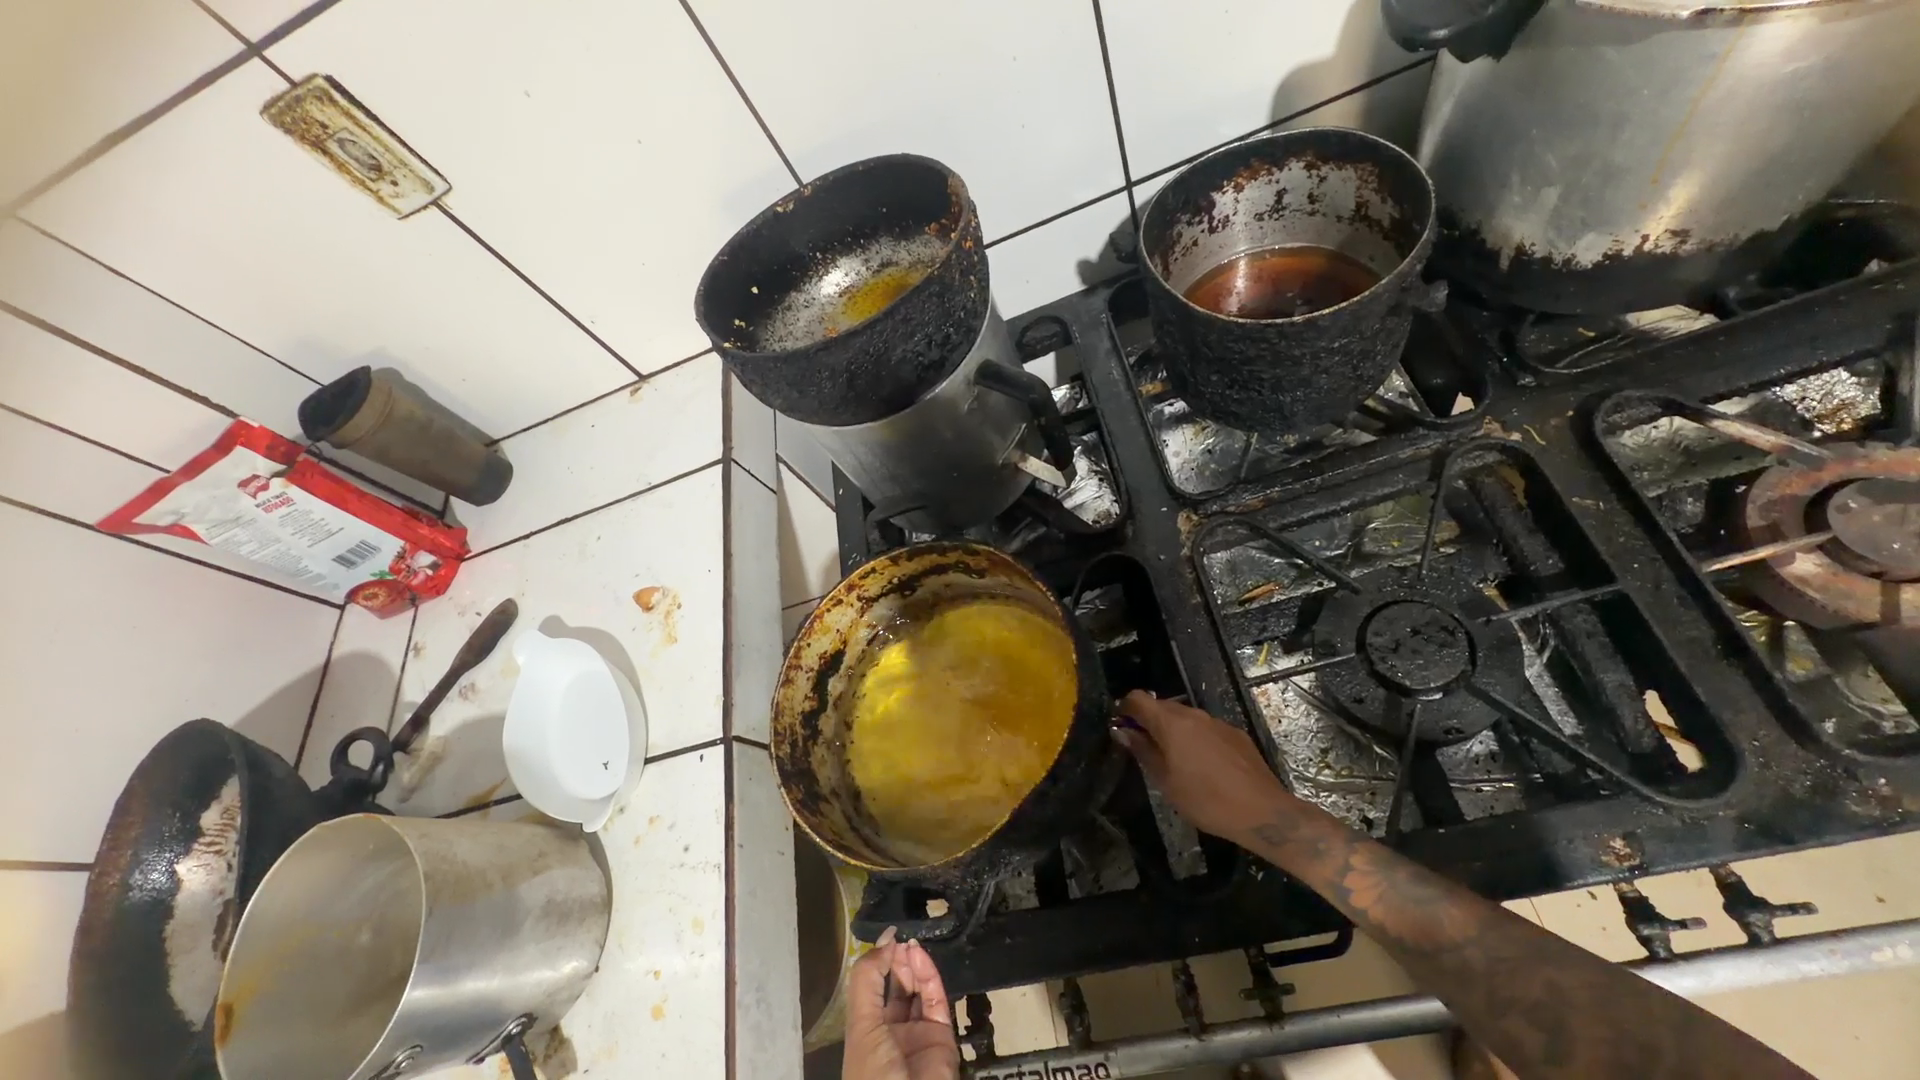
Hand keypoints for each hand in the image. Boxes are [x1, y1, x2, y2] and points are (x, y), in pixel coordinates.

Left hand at [842, 929, 958, 1079]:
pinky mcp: (943, 1036)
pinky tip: (920, 956)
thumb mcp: (861, 1024)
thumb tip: (885, 940)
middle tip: (900, 940)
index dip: (878, 963)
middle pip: (897, 988)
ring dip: (914, 966)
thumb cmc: (872, 1070)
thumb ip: (868, 979)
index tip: (886, 936)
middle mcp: (892, 1032)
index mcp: (867, 1032)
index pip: (873, 990)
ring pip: (918, 992)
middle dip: (898, 962)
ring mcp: (919, 1034)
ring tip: (910, 943)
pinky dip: (930, 977)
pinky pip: (936, 1001)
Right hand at [1113, 690, 1291, 841]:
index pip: (1138, 698)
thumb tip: (1123, 732)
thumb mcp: (1165, 781)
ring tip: (1175, 762)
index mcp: (1172, 723)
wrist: (1262, 812)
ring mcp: (1218, 723)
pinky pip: (1206, 729)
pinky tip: (1204, 768)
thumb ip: (1143, 751)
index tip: (1121, 729)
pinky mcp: (1236, 734)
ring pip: (1186, 718)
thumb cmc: (1206, 800)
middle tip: (1145, 750)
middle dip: (1149, 722)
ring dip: (1174, 732)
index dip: (1125, 709)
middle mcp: (1195, 715)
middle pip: (1162, 706)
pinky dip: (1196, 740)